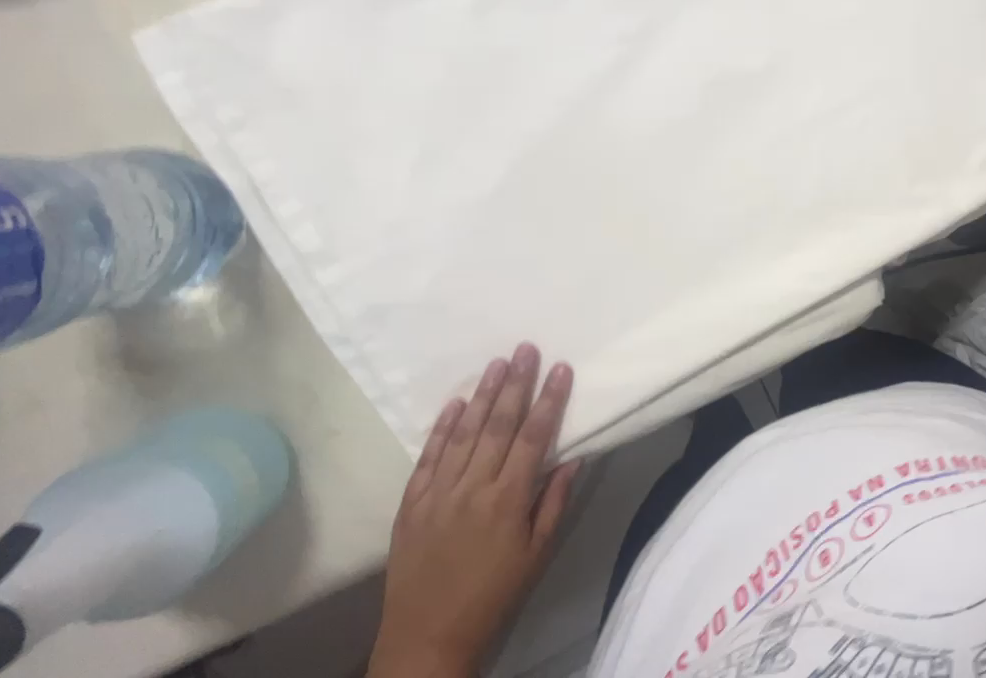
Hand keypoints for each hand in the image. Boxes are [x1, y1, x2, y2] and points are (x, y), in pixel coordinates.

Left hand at [367, 345, 578, 677]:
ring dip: (483, 395)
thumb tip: (574, 457)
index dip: (549, 400)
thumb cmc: (495, 594)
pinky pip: (428, 457)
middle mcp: (473, 488)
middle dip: (516, 384)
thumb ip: (554, 502)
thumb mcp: (538, 553)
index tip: (561, 368)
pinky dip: (442, 428)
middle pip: (499, 425)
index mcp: (509, 500)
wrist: (427, 636)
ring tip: (497, 363)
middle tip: (526, 348)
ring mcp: (438, 493)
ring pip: (464, 433)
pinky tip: (456, 404)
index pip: (534, 437)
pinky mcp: (411, 504)